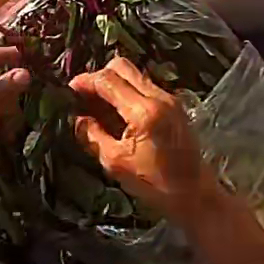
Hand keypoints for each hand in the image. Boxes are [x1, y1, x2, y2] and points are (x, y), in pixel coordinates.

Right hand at [68, 57, 233, 227]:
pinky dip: (124, 92)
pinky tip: (114, 112)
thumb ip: (90, 134)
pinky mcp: (174, 106)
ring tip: (96, 105)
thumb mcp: (114, 161)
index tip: (67, 91)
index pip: (107, 80)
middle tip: (83, 95)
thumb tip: (75, 117)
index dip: (83, 82)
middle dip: (97, 77)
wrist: (196, 196)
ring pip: (132, 74)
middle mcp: (160, 98)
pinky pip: (142, 86)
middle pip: (121, 66)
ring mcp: (170, 100)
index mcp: (144, 111)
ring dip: (111, 84)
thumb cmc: (154, 182)